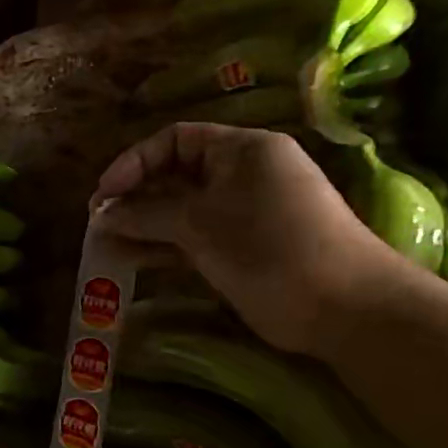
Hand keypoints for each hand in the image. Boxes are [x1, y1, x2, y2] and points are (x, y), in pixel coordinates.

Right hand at [90, 123, 413, 353]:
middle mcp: (246, 172)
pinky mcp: (252, 246)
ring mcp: (250, 211)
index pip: (175, 140)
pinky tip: (139, 262)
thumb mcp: (201, 225)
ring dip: (150, 226)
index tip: (103, 196)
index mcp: (242, 148)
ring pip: (188, 210)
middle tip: (101, 226)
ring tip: (111, 248)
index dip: (133, 163)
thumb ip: (147, 214)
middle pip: (179, 175)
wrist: (345, 307)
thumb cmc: (270, 249)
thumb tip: (103, 213)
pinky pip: (203, 236)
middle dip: (137, 198)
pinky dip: (172, 246)